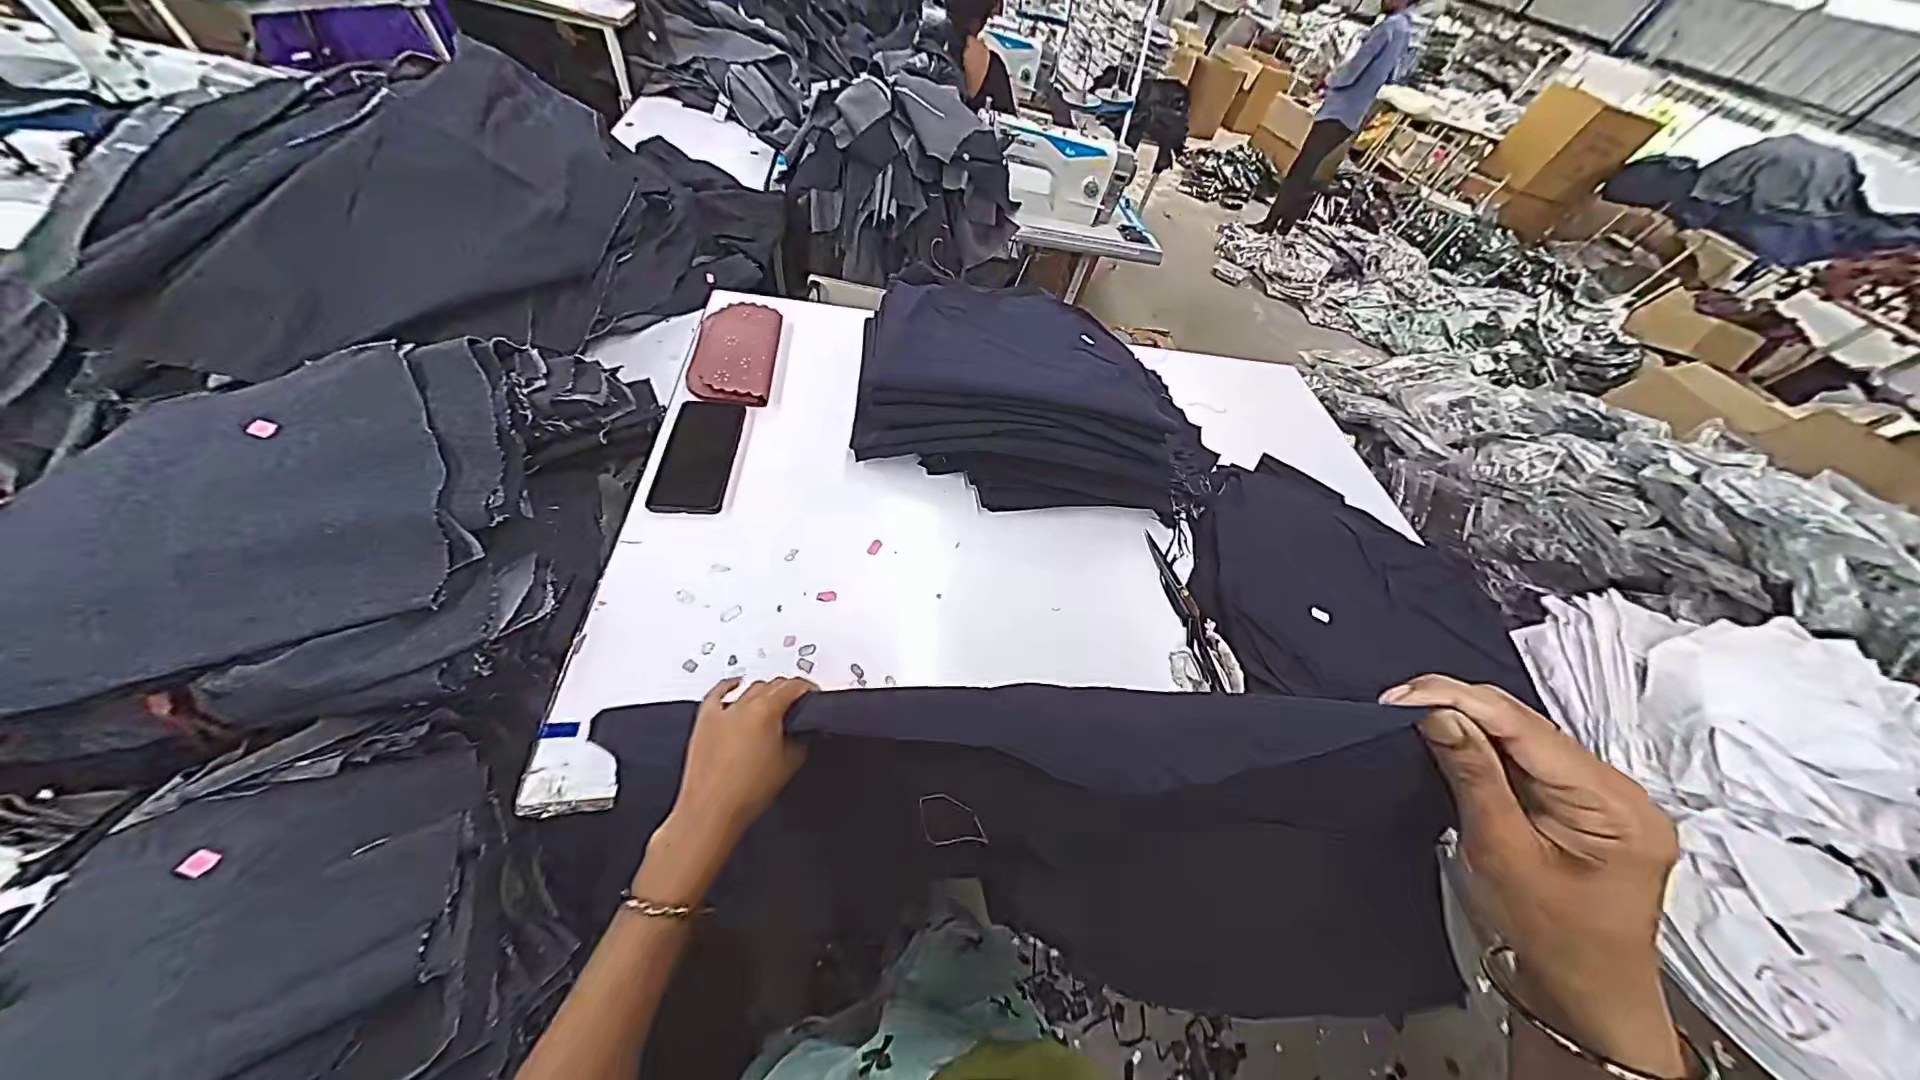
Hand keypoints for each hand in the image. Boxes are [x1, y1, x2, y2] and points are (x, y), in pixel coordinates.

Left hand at [671, 676, 814, 839]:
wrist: (711, 812)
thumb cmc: (746, 793)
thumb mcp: (790, 763)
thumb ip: (801, 737)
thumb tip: (803, 729)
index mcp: (766, 711)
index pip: (793, 686)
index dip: (807, 689)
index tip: (812, 694)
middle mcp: (743, 705)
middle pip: (772, 684)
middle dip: (788, 689)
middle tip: (797, 702)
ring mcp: (722, 712)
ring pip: (749, 688)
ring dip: (764, 691)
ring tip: (772, 702)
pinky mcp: (705, 721)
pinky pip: (717, 694)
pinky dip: (729, 687)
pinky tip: (735, 685)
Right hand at [1381, 675, 1685, 1076]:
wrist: (1580, 988)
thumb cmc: (1549, 936)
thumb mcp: (1500, 850)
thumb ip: (1473, 775)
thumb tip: (1439, 714)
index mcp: (1614, 806)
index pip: (1525, 727)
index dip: (1458, 700)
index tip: (1400, 696)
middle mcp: (1618, 790)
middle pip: (1525, 722)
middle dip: (1456, 704)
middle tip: (1395, 703)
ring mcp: (1602, 793)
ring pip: (1521, 731)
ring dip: (1464, 719)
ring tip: (1411, 714)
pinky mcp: (1579, 798)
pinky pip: (1523, 751)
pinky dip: (1480, 740)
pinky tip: (1447, 736)